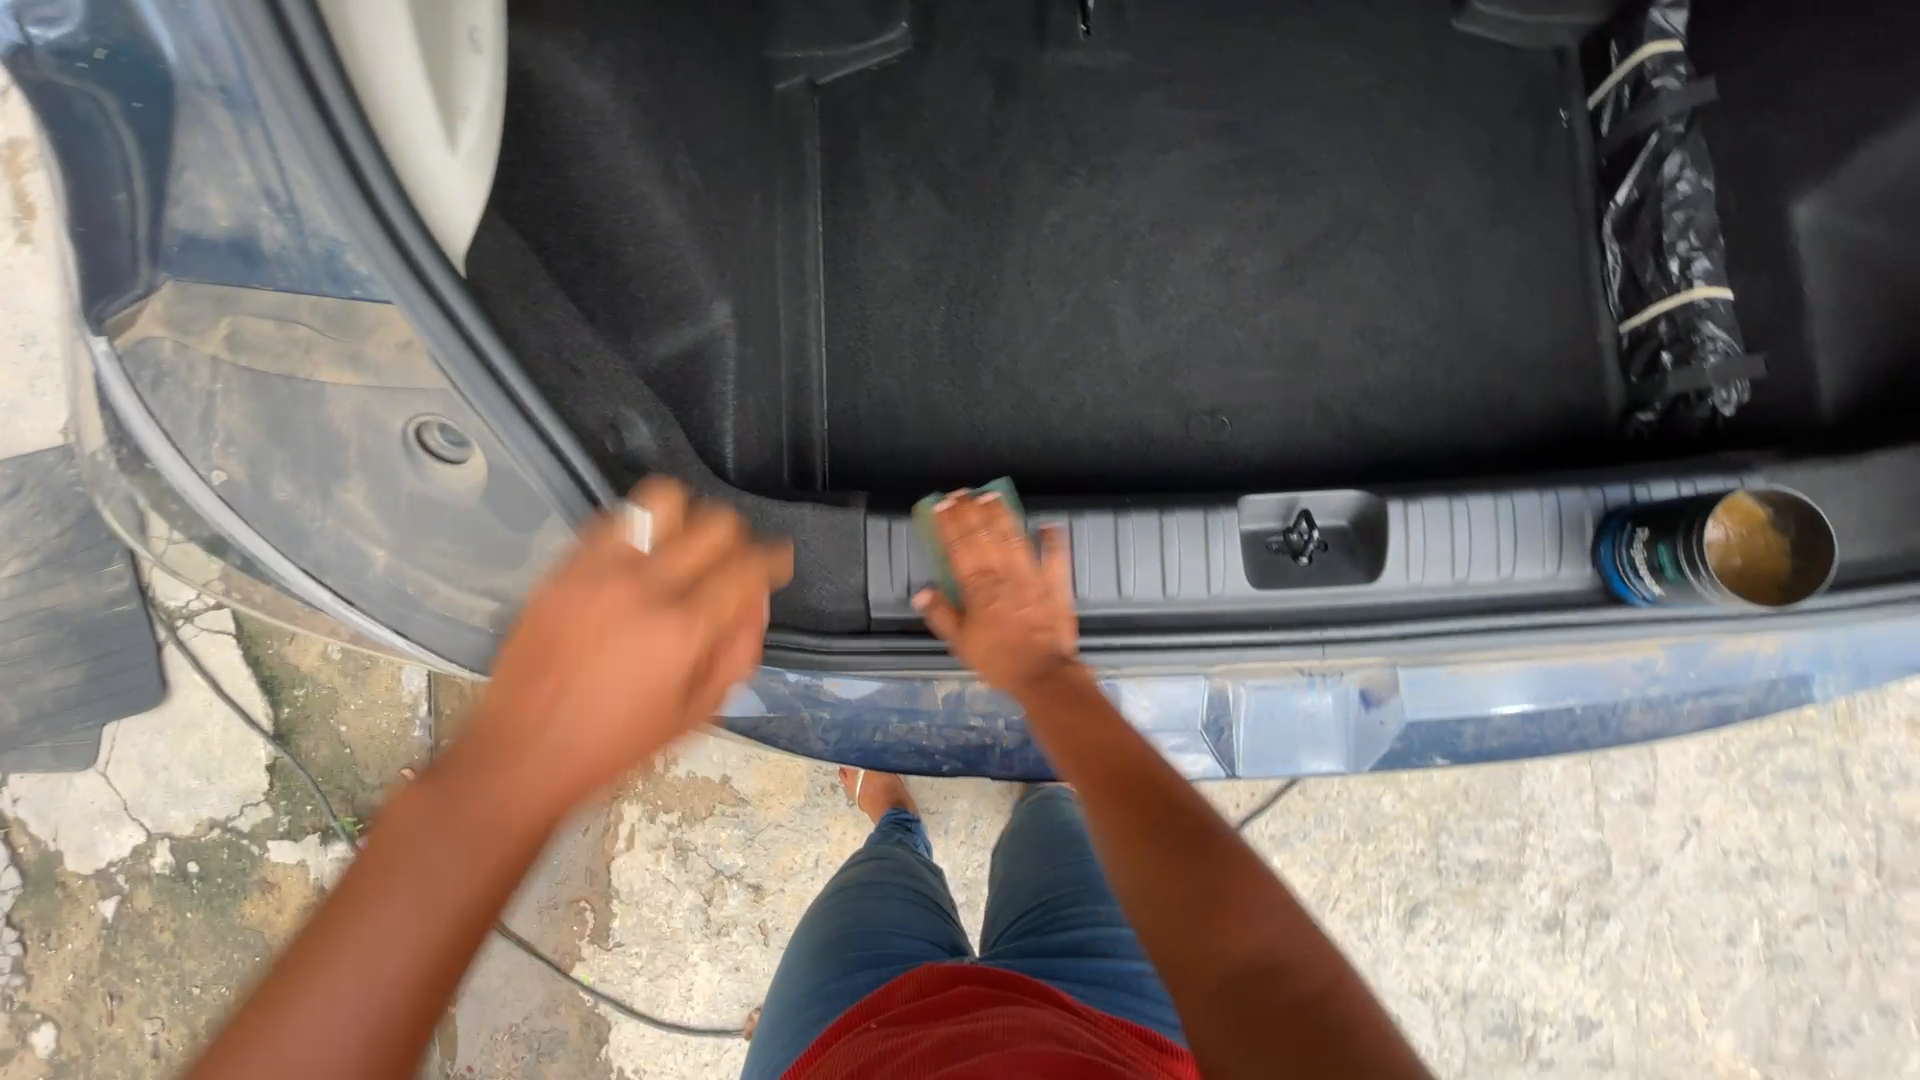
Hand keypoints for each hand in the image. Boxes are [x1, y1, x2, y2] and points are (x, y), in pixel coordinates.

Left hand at [455, 477, 792, 816]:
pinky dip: (639, 529)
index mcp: (684, 629)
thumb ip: (739, 651)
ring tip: (684, 548)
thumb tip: (756, 602)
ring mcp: (599, 570)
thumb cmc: (618, 742)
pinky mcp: (563, 568)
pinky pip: (613, 519)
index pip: (748, 567)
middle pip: (715, 524)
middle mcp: (645, 587)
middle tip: (732, 561)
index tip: (776, 562)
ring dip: (688, 519)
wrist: (521, 753)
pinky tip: (639, 558)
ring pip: (664, 501)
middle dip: (738, 538)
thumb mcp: (698, 712)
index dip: (774, 560)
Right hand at [914, 489, 1079, 696]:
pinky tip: (1046, 523)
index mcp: (977, 587)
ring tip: (991, 495)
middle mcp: (1004, 574)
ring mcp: (1032, 575)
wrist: (1044, 673)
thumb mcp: (960, 643)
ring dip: (1002, 514)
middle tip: (961, 492)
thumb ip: (941, 615)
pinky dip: (1052, 538)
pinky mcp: (1056, 584)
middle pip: (984, 534)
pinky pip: (1056, 556)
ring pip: (1014, 537)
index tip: (940, 504)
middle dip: (971, 510)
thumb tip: (920, 592)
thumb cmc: (999, 660)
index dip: (948, 523)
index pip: (959, 546)